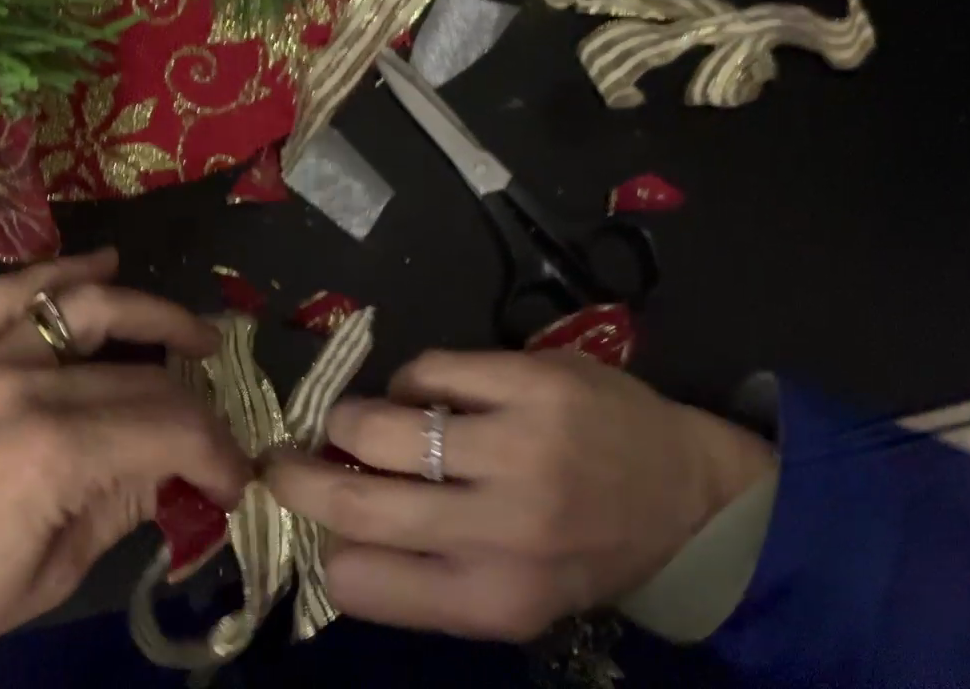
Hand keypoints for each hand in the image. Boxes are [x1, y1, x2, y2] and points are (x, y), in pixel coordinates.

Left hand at [0, 250, 249, 664]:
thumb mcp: (54, 572)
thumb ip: (123, 504)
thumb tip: (180, 469)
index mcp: (51, 455)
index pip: (167, 428)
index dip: (217, 454)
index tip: (234, 482)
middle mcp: (22, 386)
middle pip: (138, 372)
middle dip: (195, 403)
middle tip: (217, 429)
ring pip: (82, 305)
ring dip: (146, 309)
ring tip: (189, 332)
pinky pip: (13, 292)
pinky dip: (61, 271)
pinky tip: (100, 266)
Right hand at [265, 349, 774, 641]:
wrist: (689, 498)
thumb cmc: (576, 549)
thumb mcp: (504, 592)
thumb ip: (418, 575)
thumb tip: (321, 532)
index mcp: (490, 598)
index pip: (356, 582)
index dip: (320, 546)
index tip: (312, 523)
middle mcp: (502, 533)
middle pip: (350, 499)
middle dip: (294, 475)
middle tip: (280, 459)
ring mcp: (519, 453)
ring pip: (373, 425)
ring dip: (349, 420)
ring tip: (362, 423)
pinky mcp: (531, 385)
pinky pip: (420, 373)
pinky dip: (412, 384)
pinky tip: (435, 397)